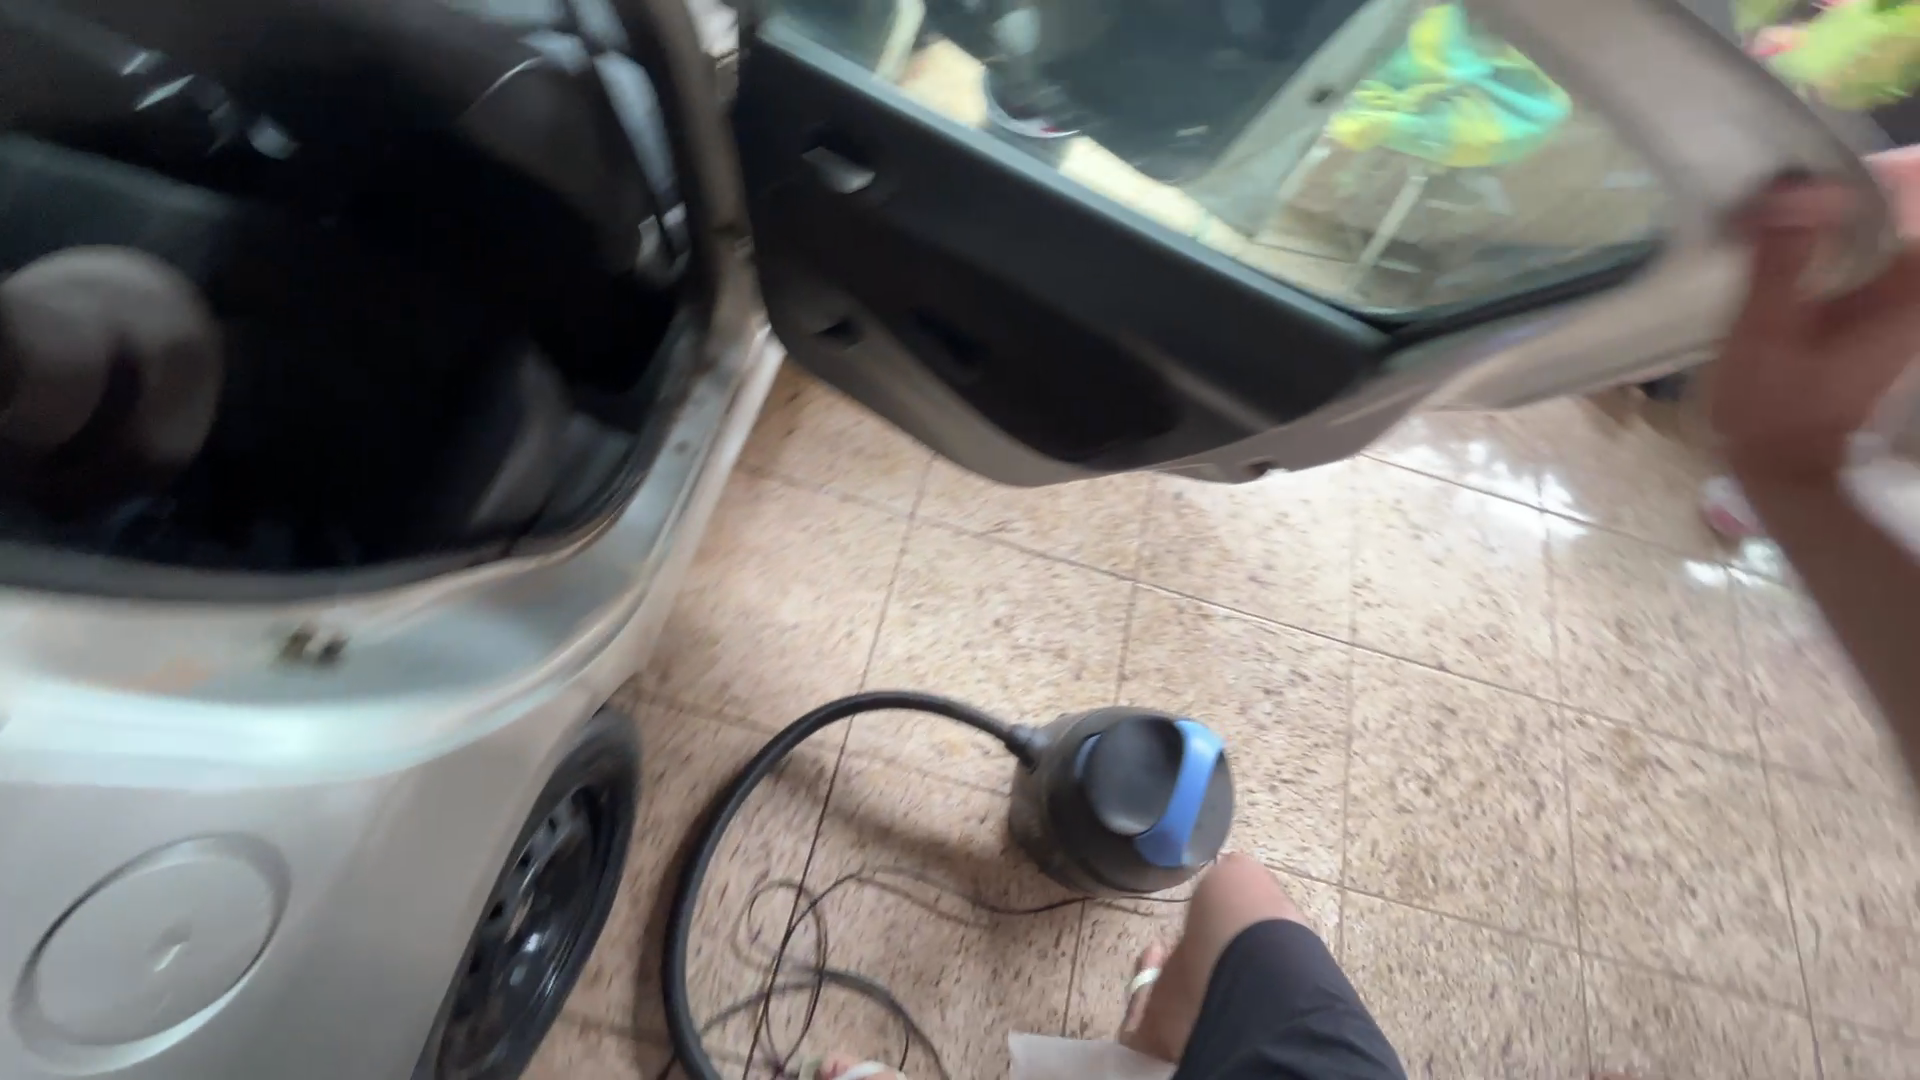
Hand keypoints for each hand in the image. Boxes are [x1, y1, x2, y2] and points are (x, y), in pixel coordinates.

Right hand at [1710, 180, 1919, 484]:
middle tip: (1772, 197)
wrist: (1781, 461)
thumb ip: (1781, 259)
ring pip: (1873, 229)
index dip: (1861, 174)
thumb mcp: (1765, 331)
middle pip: (1895, 207)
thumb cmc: (1771, 404)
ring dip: (1822, 218)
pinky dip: (1823, 243)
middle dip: (1835, 193)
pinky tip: (1778, 252)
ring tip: (1767, 218)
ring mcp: (1903, 295)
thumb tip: (1788, 186)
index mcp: (1914, 285)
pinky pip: (1860, 254)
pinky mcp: (1877, 306)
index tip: (1795, 182)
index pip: (1913, 191)